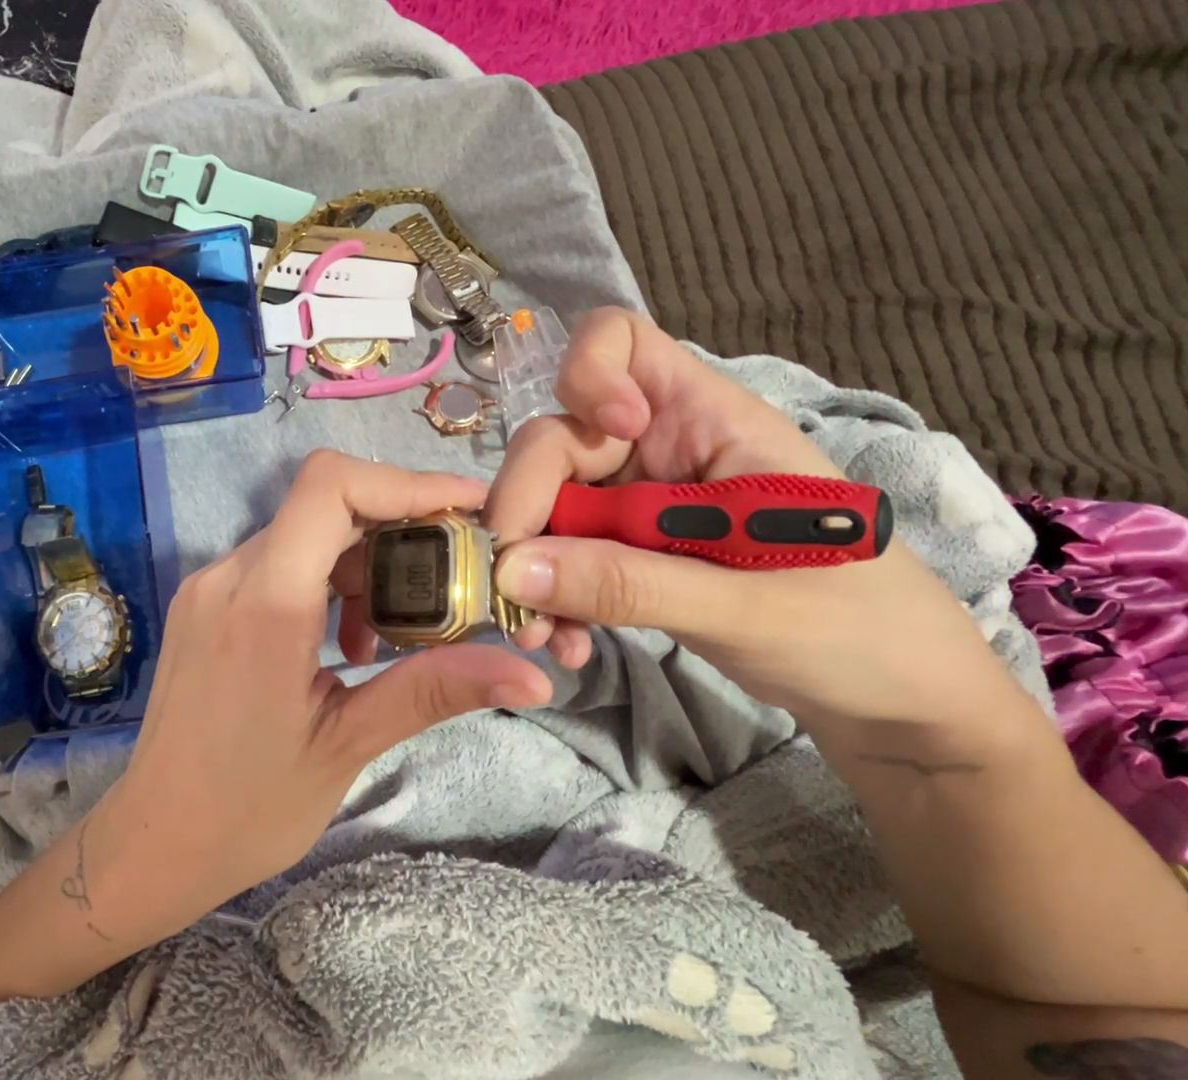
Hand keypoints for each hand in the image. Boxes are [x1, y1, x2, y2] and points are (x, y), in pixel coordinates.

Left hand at [111, 450, 552, 901]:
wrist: (157, 838)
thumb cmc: (247, 806)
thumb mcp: (347, 744)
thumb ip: (432, 691)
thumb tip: (531, 674)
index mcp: (265, 603)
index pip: (331, 487)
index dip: (405, 482)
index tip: (468, 510)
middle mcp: (228, 576)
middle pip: (324, 506)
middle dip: (399, 529)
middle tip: (456, 578)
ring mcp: (208, 587)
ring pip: (302, 534)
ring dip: (363, 563)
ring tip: (399, 632)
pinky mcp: (204, 606)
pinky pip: (275, 564)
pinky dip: (325, 582)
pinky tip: (348, 643)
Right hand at [482, 307, 1022, 731]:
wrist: (898, 704)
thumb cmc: (862, 633)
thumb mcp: (750, 608)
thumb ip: (630, 585)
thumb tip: (508, 569)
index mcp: (712, 424)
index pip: (622, 344)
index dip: (588, 375)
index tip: (599, 443)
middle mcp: (662, 452)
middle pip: (558, 440)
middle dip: (526, 508)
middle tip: (511, 586)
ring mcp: (639, 508)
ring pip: (548, 508)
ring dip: (527, 568)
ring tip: (540, 637)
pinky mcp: (627, 557)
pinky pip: (560, 558)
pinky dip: (548, 598)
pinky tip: (565, 646)